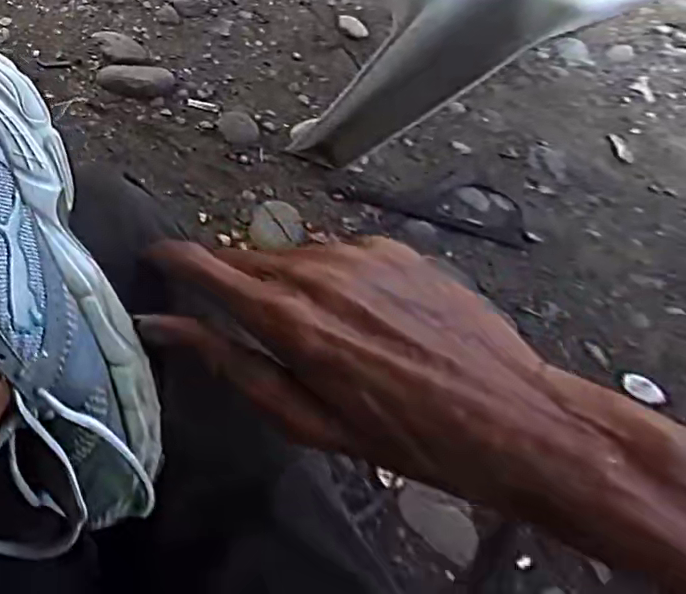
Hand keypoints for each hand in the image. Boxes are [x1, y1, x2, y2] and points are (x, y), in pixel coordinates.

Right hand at [138, 237, 561, 504]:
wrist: (529, 425)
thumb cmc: (411, 437)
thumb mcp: (304, 417)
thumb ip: (223, 360)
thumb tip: (161, 324)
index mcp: (283, 317)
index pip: (196, 261)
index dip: (165, 256)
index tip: (156, 258)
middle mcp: (310, 273)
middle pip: (236, 257)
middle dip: (232, 282)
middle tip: (260, 322)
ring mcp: (351, 255)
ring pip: (282, 255)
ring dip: (283, 280)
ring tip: (325, 324)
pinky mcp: (386, 249)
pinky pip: (330, 252)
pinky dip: (331, 275)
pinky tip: (365, 311)